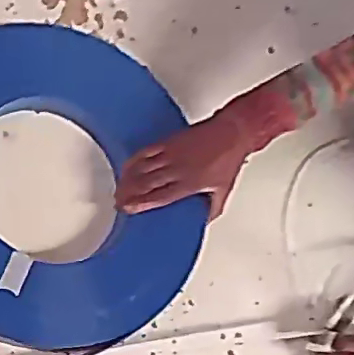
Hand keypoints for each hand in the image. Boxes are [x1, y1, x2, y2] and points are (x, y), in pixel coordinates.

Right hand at [114, 109, 253, 218]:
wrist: (235, 131)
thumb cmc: (229, 158)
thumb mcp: (224, 188)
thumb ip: (212, 209)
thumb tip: (202, 223)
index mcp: (190, 184)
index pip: (158, 198)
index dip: (139, 204)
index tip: (127, 209)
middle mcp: (178, 170)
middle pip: (144, 184)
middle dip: (127, 194)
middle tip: (118, 201)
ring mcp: (172, 155)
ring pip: (141, 169)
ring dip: (126, 179)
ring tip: (119, 188)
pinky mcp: (169, 143)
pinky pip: (144, 153)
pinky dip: (132, 161)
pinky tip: (126, 168)